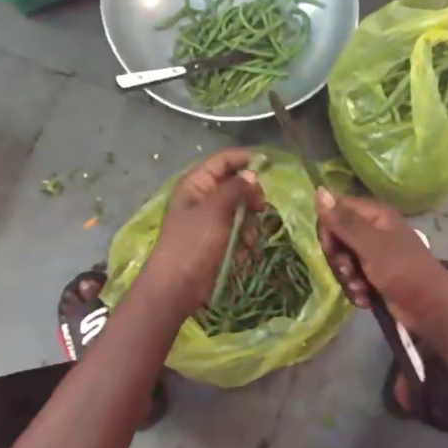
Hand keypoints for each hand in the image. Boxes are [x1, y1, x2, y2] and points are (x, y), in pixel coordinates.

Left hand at [141, 148, 267, 308]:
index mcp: (196, 184)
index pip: (224, 160)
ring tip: (247, 240)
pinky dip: (243, 242)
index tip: (270, 166)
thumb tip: (252, 175)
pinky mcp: (216, 242)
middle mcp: (203, 198)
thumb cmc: (193, 244)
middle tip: (259, 209)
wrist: (176, 287)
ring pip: (241, 211)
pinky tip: (242, 254)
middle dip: (250, 198)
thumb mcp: (214, 211)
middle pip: (236, 185)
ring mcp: (210, 221)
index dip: (246, 159)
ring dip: (249, 225)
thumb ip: (235, 188)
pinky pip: (238, 233)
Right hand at [314, 187, 447, 326]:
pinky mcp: (372, 275)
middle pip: (335, 238)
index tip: (332, 248)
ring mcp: (372, 254)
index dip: (328, 230)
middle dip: (338, 260)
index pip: (334, 211)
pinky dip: (355, 290)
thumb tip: (319, 190)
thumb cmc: (404, 271)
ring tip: (362, 289)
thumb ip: (344, 221)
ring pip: (341, 262)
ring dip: (347, 279)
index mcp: (374, 215)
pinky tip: (366, 298)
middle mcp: (371, 231)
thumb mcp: (371, 245)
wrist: (431, 310)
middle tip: (350, 271)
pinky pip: (350, 278)